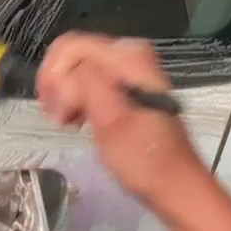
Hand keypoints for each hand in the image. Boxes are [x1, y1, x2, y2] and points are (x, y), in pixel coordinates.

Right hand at [36, 32, 208, 207]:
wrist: (174, 184)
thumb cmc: (144, 159)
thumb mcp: (111, 120)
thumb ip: (87, 84)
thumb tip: (66, 73)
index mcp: (127, 56)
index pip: (69, 46)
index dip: (55, 77)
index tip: (58, 110)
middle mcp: (128, 53)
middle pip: (70, 53)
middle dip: (57, 84)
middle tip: (58, 117)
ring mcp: (126, 67)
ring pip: (74, 66)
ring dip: (63, 93)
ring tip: (66, 121)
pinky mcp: (121, 83)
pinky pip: (84, 78)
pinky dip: (74, 97)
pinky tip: (76, 118)